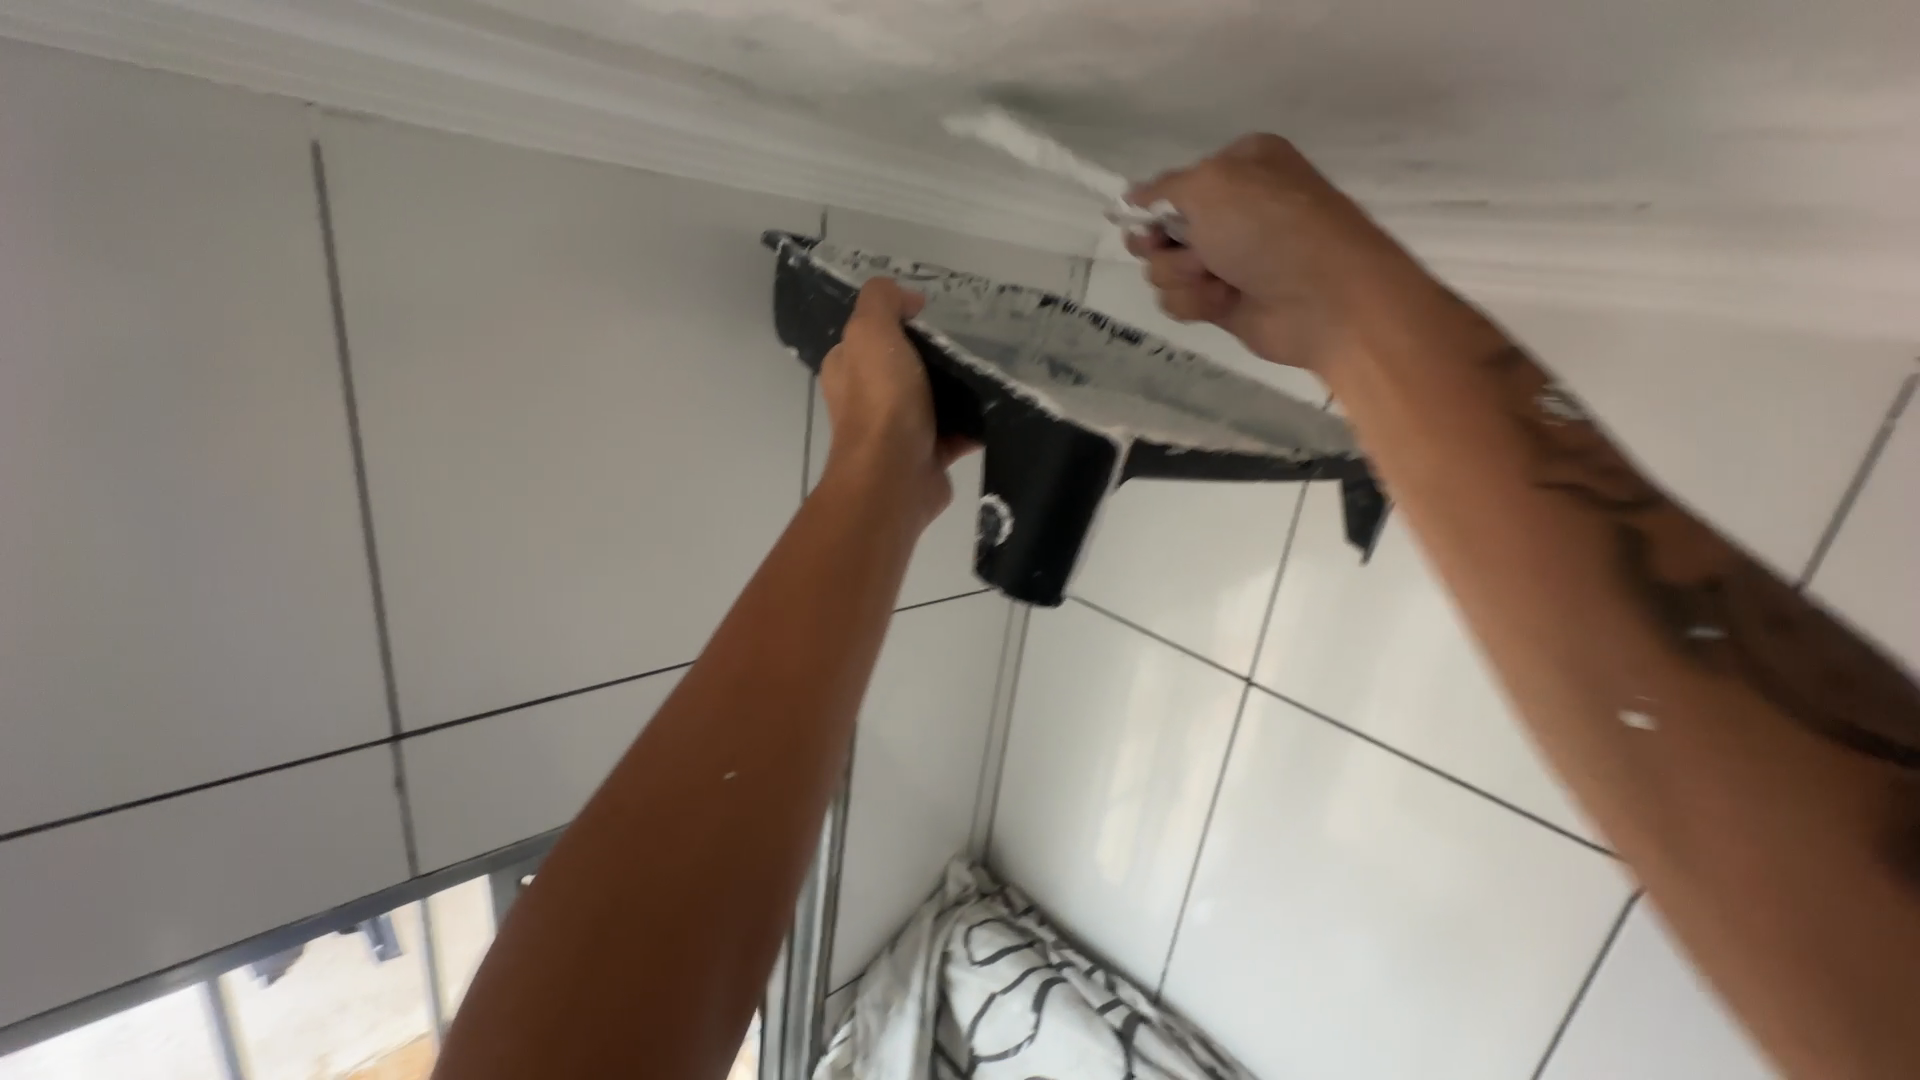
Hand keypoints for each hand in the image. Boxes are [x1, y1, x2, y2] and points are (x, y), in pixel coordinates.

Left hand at [819, 278, 976, 528]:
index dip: (898, 322)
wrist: (894, 476)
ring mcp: (896, 432)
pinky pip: (955, 434)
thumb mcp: (870, 330)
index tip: (932, 317)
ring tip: (986, 373)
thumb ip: (882, 300)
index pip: (870, 336)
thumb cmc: (881, 401)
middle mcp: (867, 400)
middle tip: (967, 344)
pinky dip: (973, 426)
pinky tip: (993, 410)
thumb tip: (908, 300)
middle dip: (934, 357)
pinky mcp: (926, 457)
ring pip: (932, 401)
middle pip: (905, 368)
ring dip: (957, 391)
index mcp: (847, 369)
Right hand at [1126, 134, 1403, 374]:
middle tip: (1187, 251)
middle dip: (1164, 246)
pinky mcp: (1224, 301)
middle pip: (1161, 231)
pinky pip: (1180, 302)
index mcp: (1239, 167)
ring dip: (1181, 276)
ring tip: (1216, 278)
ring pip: (1165, 270)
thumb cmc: (1270, 226)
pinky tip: (1223, 301)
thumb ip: (1163, 187)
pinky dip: (1195, 302)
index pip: (1174, 186)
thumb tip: (1131, 198)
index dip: (1156, 208)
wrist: (1323, 297)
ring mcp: (1228, 259)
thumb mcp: (1211, 182)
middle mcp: (1233, 211)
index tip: (1148, 224)